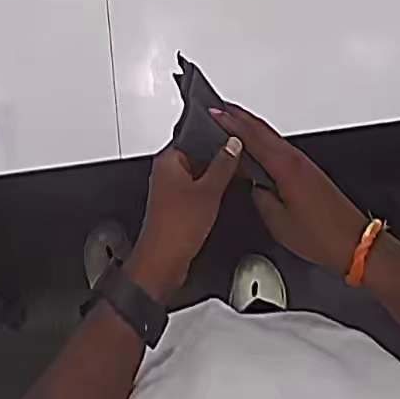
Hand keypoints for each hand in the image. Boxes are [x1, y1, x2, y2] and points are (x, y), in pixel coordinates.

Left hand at [127, 139, 241, 301]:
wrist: (164, 261)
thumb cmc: (176, 226)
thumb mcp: (209, 191)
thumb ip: (223, 165)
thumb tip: (232, 145)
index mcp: (168, 159)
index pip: (193, 138)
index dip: (214, 140)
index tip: (233, 144)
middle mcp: (166, 171)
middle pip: (196, 156)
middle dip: (216, 162)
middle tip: (235, 167)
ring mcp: (170, 189)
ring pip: (197, 175)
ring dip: (212, 180)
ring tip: (228, 185)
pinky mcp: (175, 205)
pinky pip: (195, 191)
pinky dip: (207, 194)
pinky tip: (217, 201)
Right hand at [211, 104, 368, 278]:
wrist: (357, 244)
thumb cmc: (323, 236)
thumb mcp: (278, 222)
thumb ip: (260, 197)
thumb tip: (252, 185)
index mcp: (284, 166)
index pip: (250, 135)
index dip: (230, 122)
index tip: (214, 112)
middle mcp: (294, 158)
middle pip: (261, 128)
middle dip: (238, 116)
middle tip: (220, 108)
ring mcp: (303, 162)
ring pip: (271, 134)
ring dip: (250, 124)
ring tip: (234, 121)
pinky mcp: (308, 170)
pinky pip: (279, 144)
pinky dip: (263, 136)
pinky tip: (258, 144)